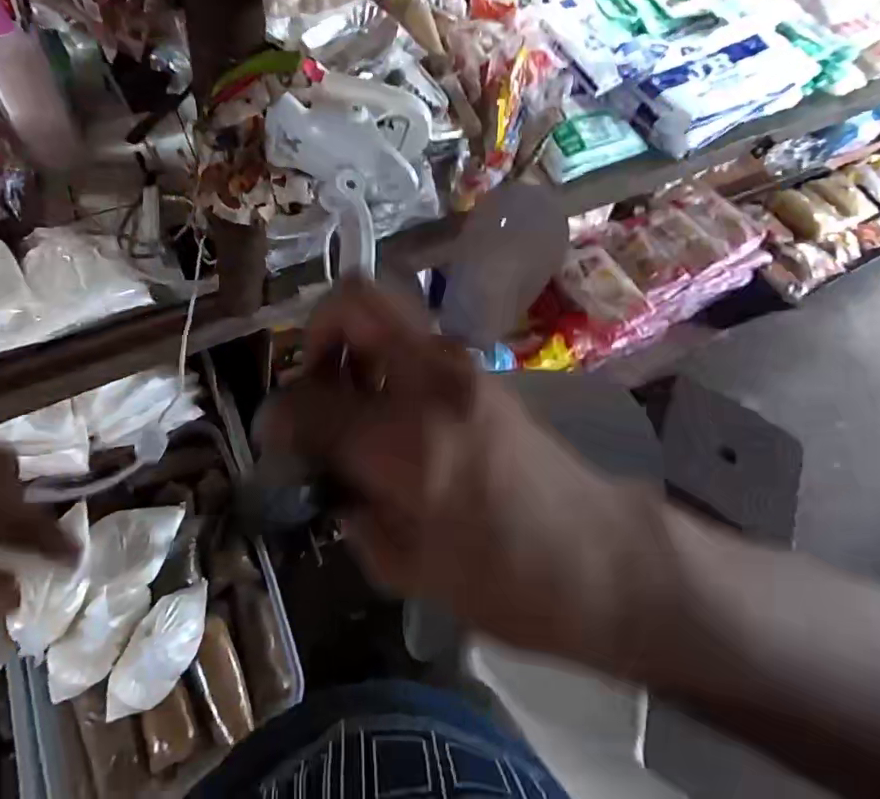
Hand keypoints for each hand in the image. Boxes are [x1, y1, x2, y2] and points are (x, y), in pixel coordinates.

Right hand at [258, 280, 672, 672]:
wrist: (603, 557)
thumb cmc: (507, 582)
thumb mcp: (409, 569)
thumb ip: (352, 509)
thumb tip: (323, 472)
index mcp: (407, 443)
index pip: (311, 401)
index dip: (279, 417)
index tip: (276, 437)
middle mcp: (432, 382)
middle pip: (355, 299)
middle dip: (317, 332)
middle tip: (314, 384)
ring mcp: (462, 366)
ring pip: (387, 309)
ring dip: (354, 343)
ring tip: (351, 400)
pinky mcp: (482, 370)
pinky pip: (415, 340)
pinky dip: (386, 358)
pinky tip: (391, 412)